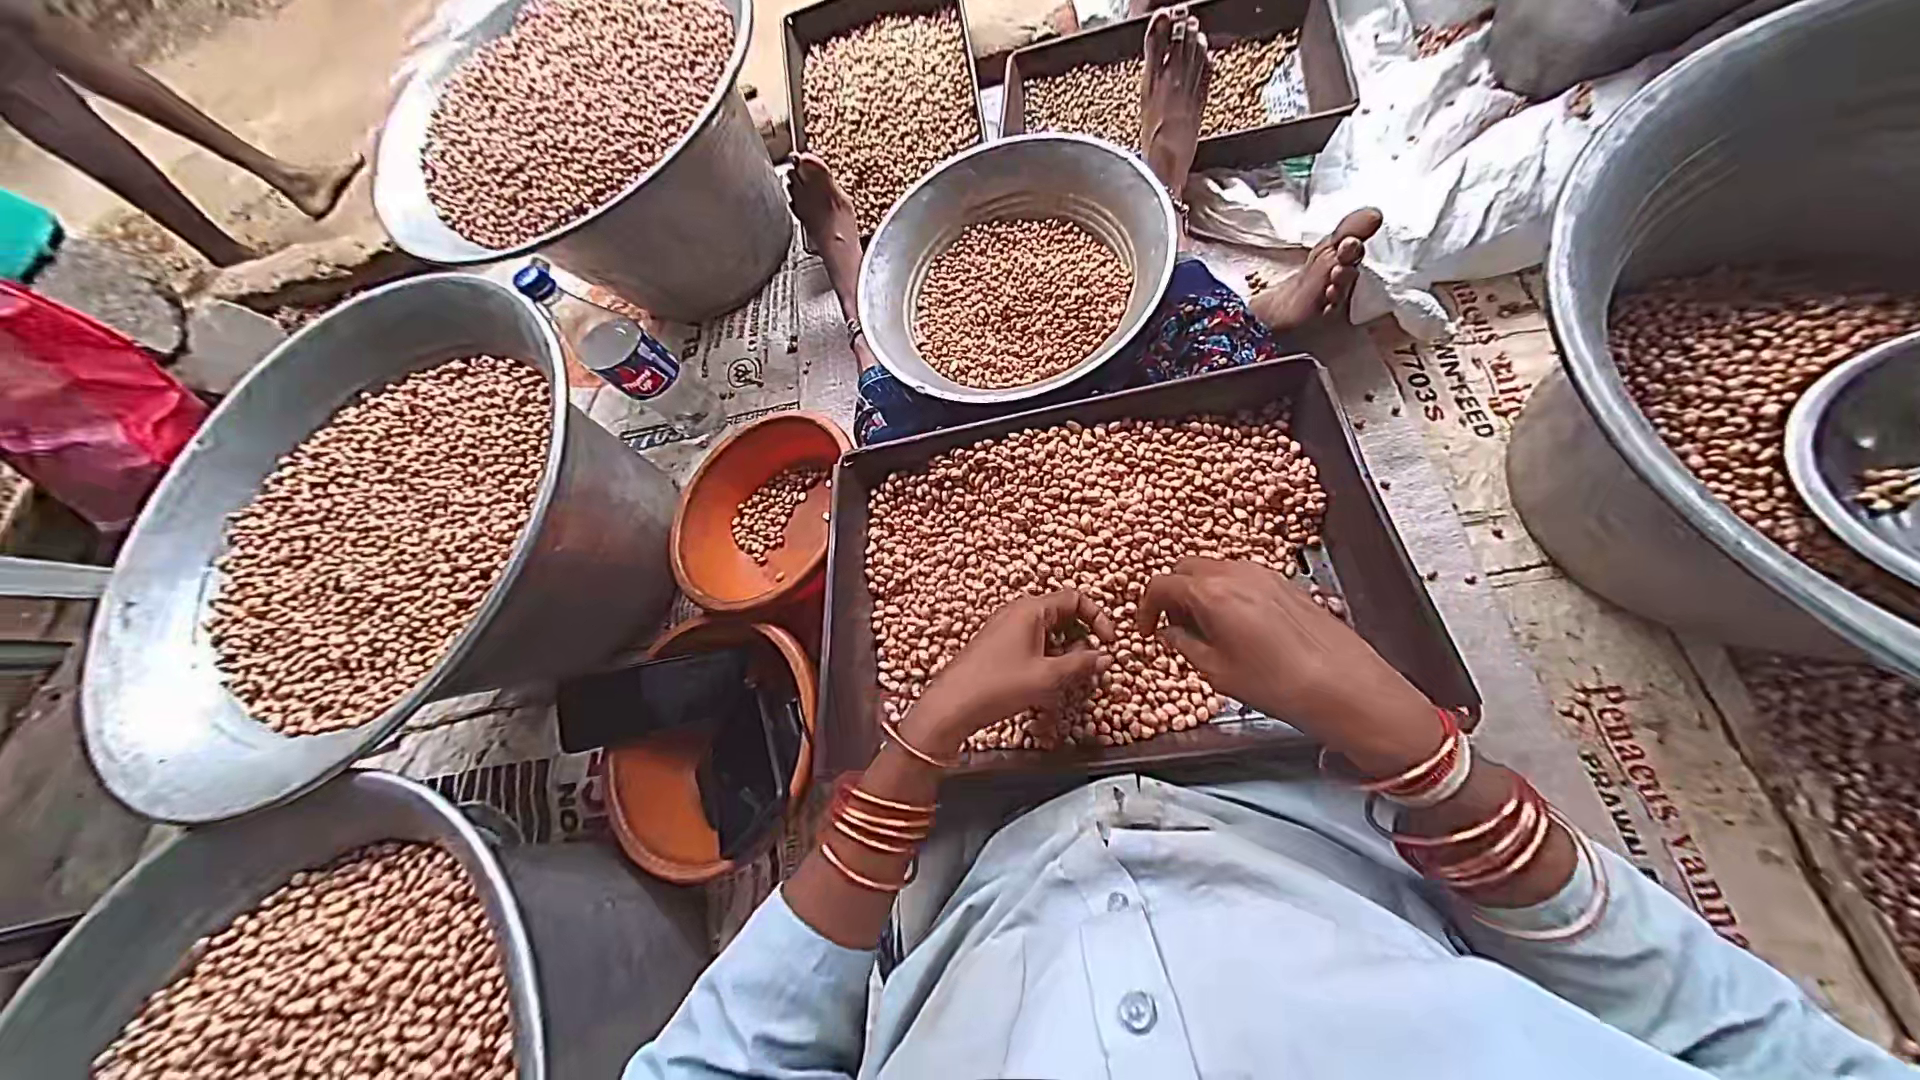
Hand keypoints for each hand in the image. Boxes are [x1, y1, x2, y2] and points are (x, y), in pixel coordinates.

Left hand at [903, 590, 1116, 754]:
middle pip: (1063, 614)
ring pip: (1048, 631)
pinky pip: (1032, 643)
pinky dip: (1047, 657)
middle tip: (1092, 664)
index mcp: (1031, 609)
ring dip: (1066, 650)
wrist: (952, 705)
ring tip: (1070, 677)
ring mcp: (1006, 628)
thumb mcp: (1048, 676)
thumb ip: (1081, 664)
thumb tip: (1104, 657)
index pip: (1075, 599)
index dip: (1098, 618)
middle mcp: (1017, 612)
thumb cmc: (997, 685)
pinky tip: (1048, 681)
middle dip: (1083, 637)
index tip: (1109, 642)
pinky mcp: (998, 646)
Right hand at [1136, 558, 1441, 774]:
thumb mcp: (1216, 671)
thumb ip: (1183, 644)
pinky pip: (1242, 577)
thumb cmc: (1281, 685)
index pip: (1161, 585)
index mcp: (1211, 593)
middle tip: (1173, 625)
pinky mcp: (1287, 584)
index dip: (1146, 607)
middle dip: (1172, 594)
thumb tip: (1170, 633)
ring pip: (1215, 570)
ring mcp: (1265, 575)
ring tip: (1204, 628)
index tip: (1147, 628)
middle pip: (1186, 568)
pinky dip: (1226, 592)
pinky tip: (1236, 626)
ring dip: (1199, 591)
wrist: (1348, 690)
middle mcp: (1237, 574)